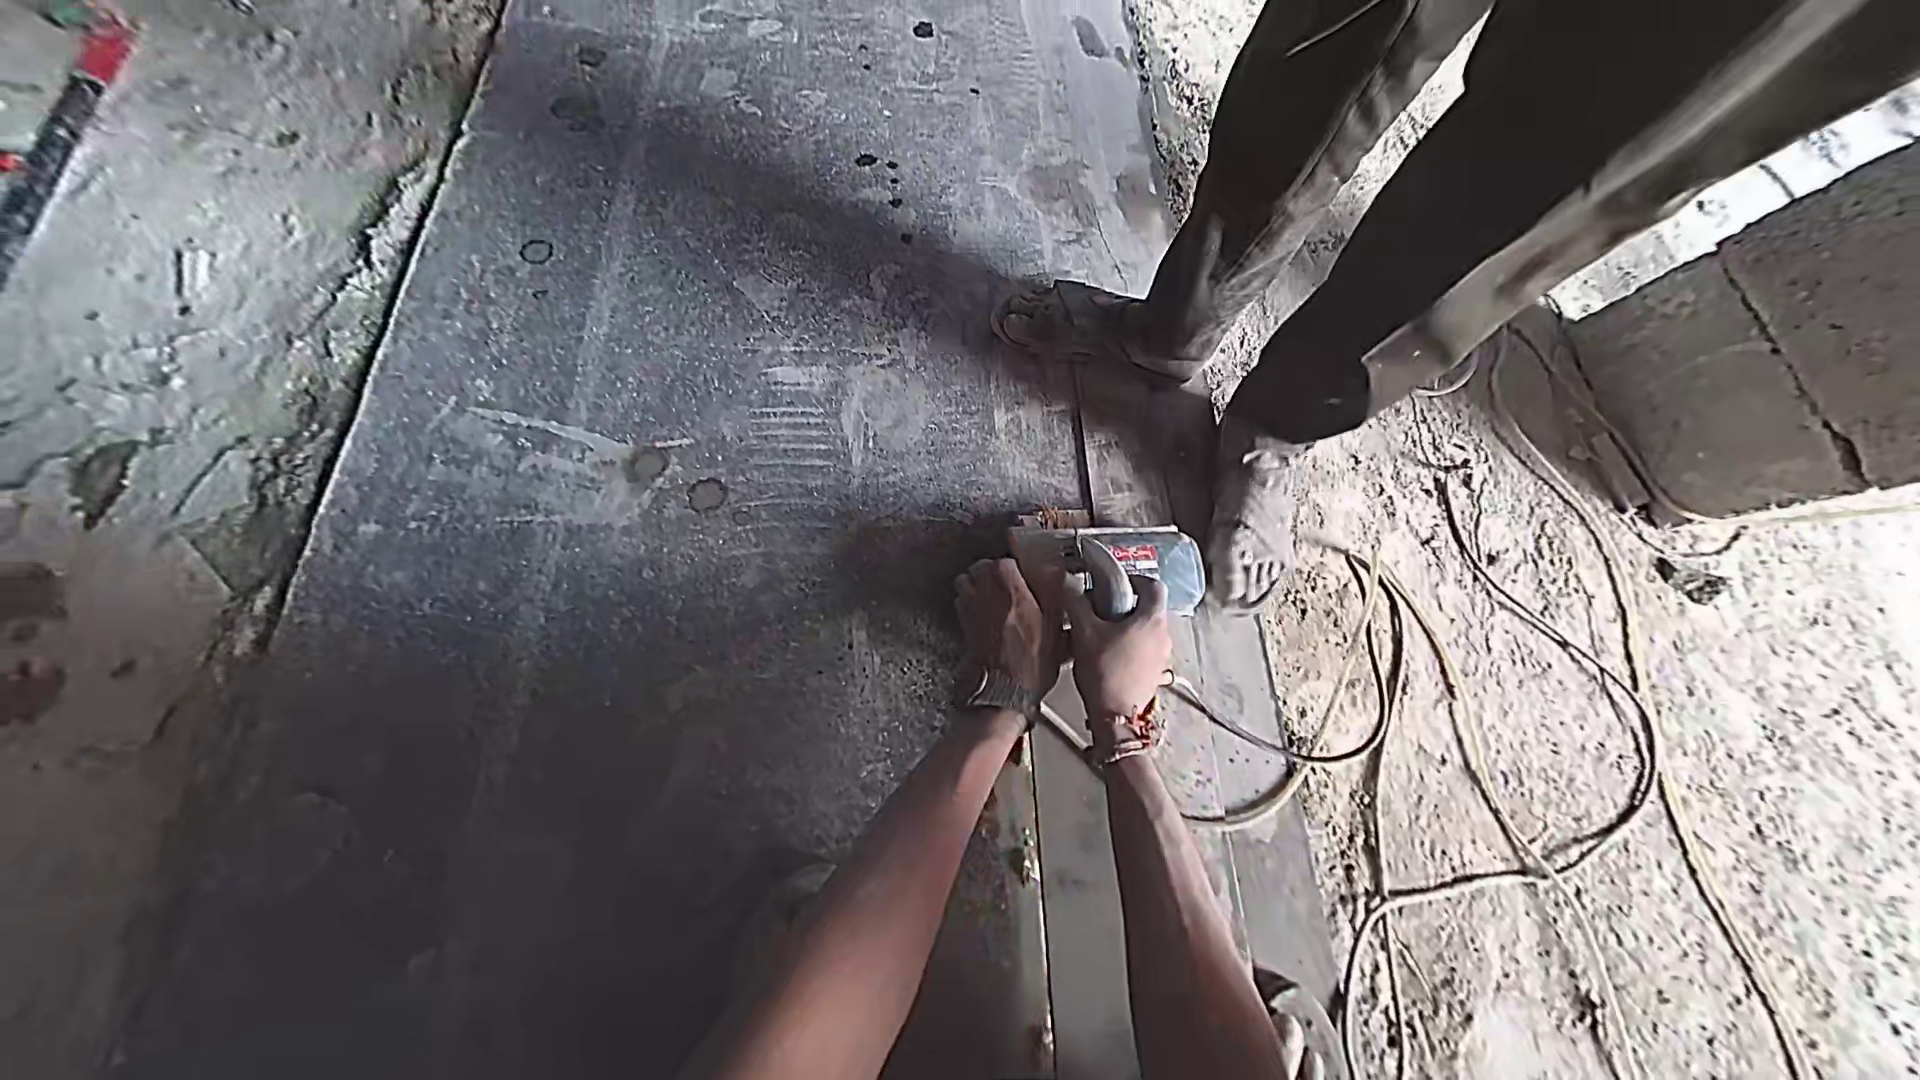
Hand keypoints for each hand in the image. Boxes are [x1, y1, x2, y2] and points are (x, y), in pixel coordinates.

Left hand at [954, 558, 1061, 695]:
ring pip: (965, 580)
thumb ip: (1054, 594)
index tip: (1023, 573)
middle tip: (1007, 579)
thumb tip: (1056, 570)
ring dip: (976, 581)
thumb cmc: (1030, 664)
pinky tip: (982, 610)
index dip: (1015, 566)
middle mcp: (987, 595)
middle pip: (981, 567)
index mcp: (1011, 591)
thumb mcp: (1055, 627)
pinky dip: (968, 600)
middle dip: (992, 570)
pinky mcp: (964, 624)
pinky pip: (960, 601)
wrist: (1005, 691)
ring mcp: (972, 609)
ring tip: (991, 590)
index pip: (1005, 561)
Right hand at [1062, 571, 1170, 720]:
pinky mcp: (1157, 673)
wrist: (1114, 716)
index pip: (1154, 585)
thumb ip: (1076, 602)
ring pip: (1148, 629)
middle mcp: (1164, 636)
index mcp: (1152, 619)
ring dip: (1129, 626)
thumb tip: (1069, 582)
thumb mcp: (1084, 632)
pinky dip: (1132, 645)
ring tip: (1103, 632)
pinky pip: (1147, 649)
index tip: (1114, 583)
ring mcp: (1163, 656)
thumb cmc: (1103, 670)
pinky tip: (1110, 653)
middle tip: (1102, 607)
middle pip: (1150, 608)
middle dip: (1127, 604)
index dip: (1134, 579)